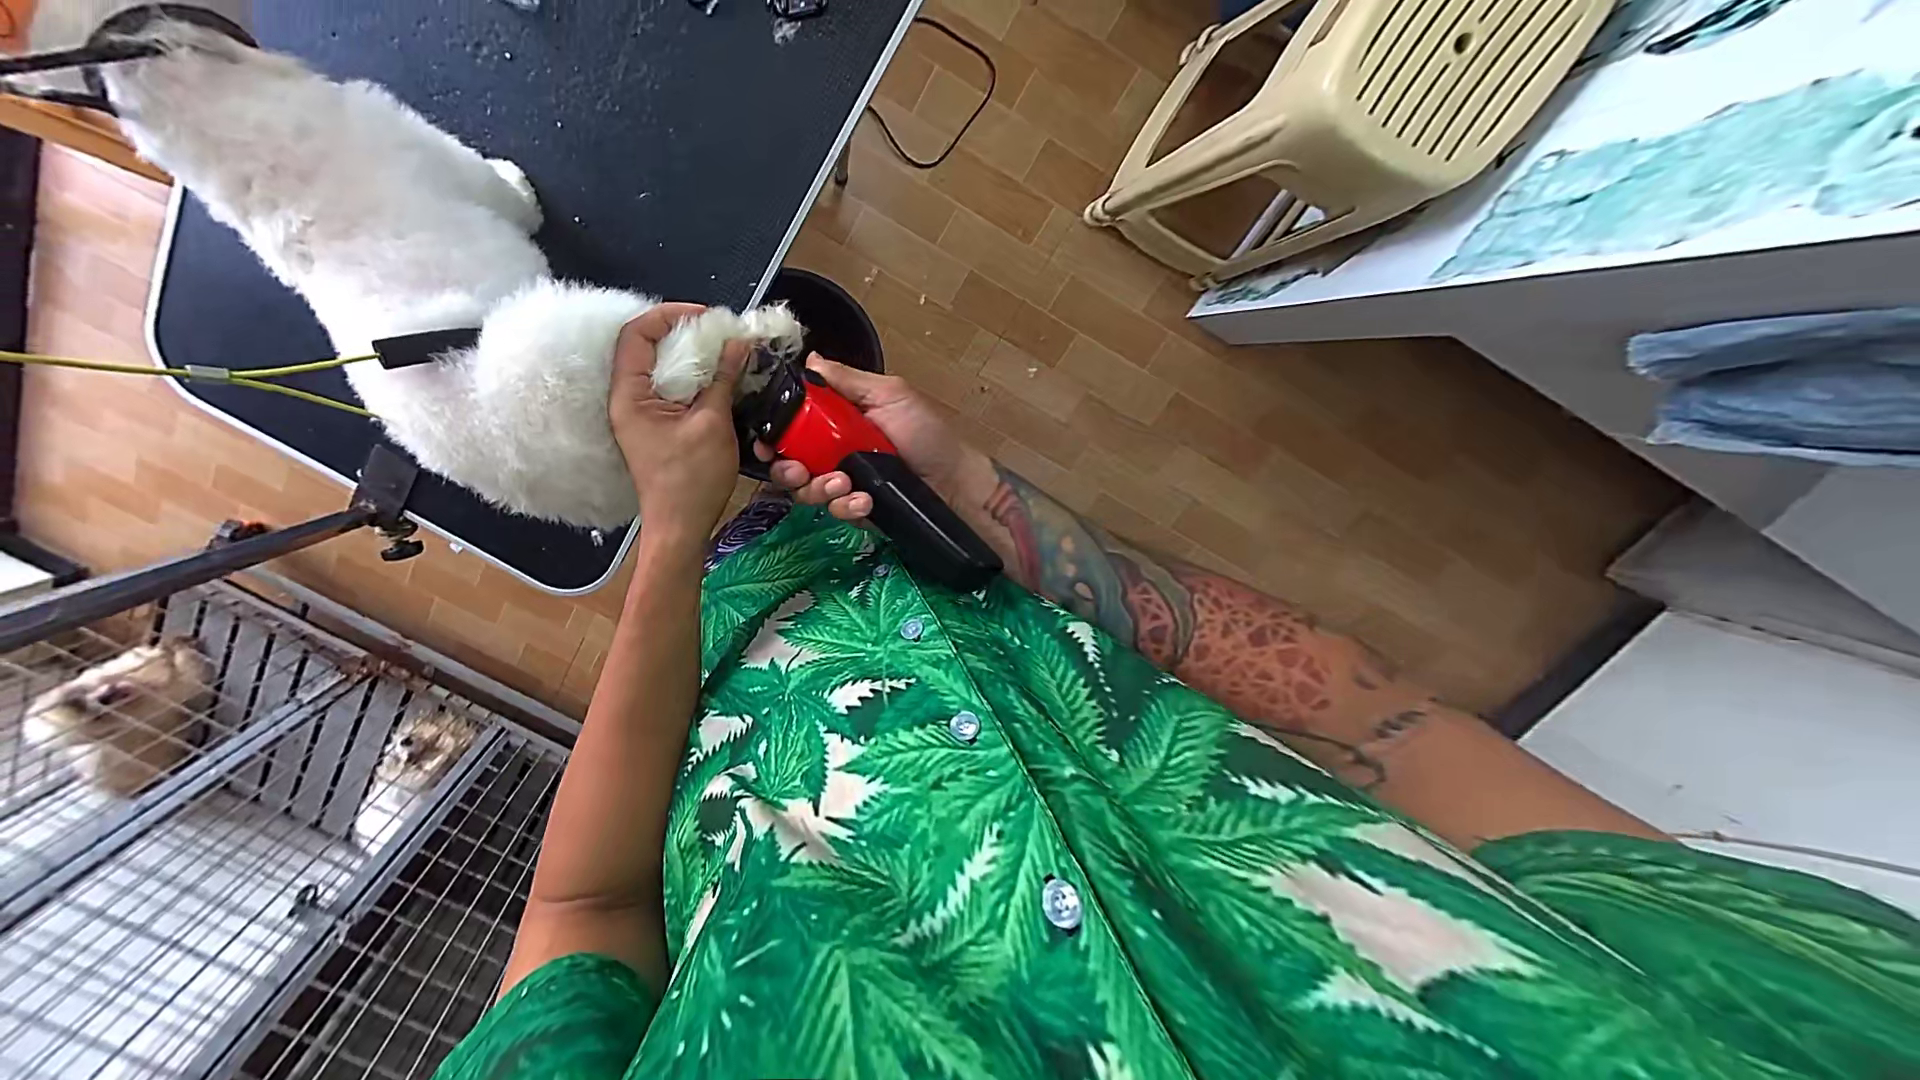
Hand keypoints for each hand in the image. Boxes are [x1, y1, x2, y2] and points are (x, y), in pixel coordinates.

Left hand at [609, 304, 748, 541]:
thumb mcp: (713, 423)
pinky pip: (670, 390)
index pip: (637, 334)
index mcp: (629, 395)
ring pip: (660, 369)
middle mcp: (626, 400)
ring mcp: (640, 415)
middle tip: (720, 332)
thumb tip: (737, 343)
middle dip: (684, 333)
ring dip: (690, 357)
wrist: (681, 527)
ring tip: (723, 352)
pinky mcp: (655, 428)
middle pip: (647, 348)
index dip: (669, 316)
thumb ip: (722, 378)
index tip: (706, 316)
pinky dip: (692, 379)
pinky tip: (717, 379)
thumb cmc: (693, 479)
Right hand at [758, 355, 993, 522]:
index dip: (775, 435)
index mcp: (838, 421)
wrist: (957, 483)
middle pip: (790, 463)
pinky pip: (837, 512)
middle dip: (790, 470)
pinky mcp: (858, 509)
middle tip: (801, 470)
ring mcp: (846, 483)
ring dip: (819, 489)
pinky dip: (846, 507)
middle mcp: (836, 452)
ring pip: (808, 491)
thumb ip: (848, 381)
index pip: (793, 427)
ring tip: (844, 484)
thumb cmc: (928, 434)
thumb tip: (810, 360)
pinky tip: (865, 501)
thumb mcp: (891, 395)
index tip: (768, 444)